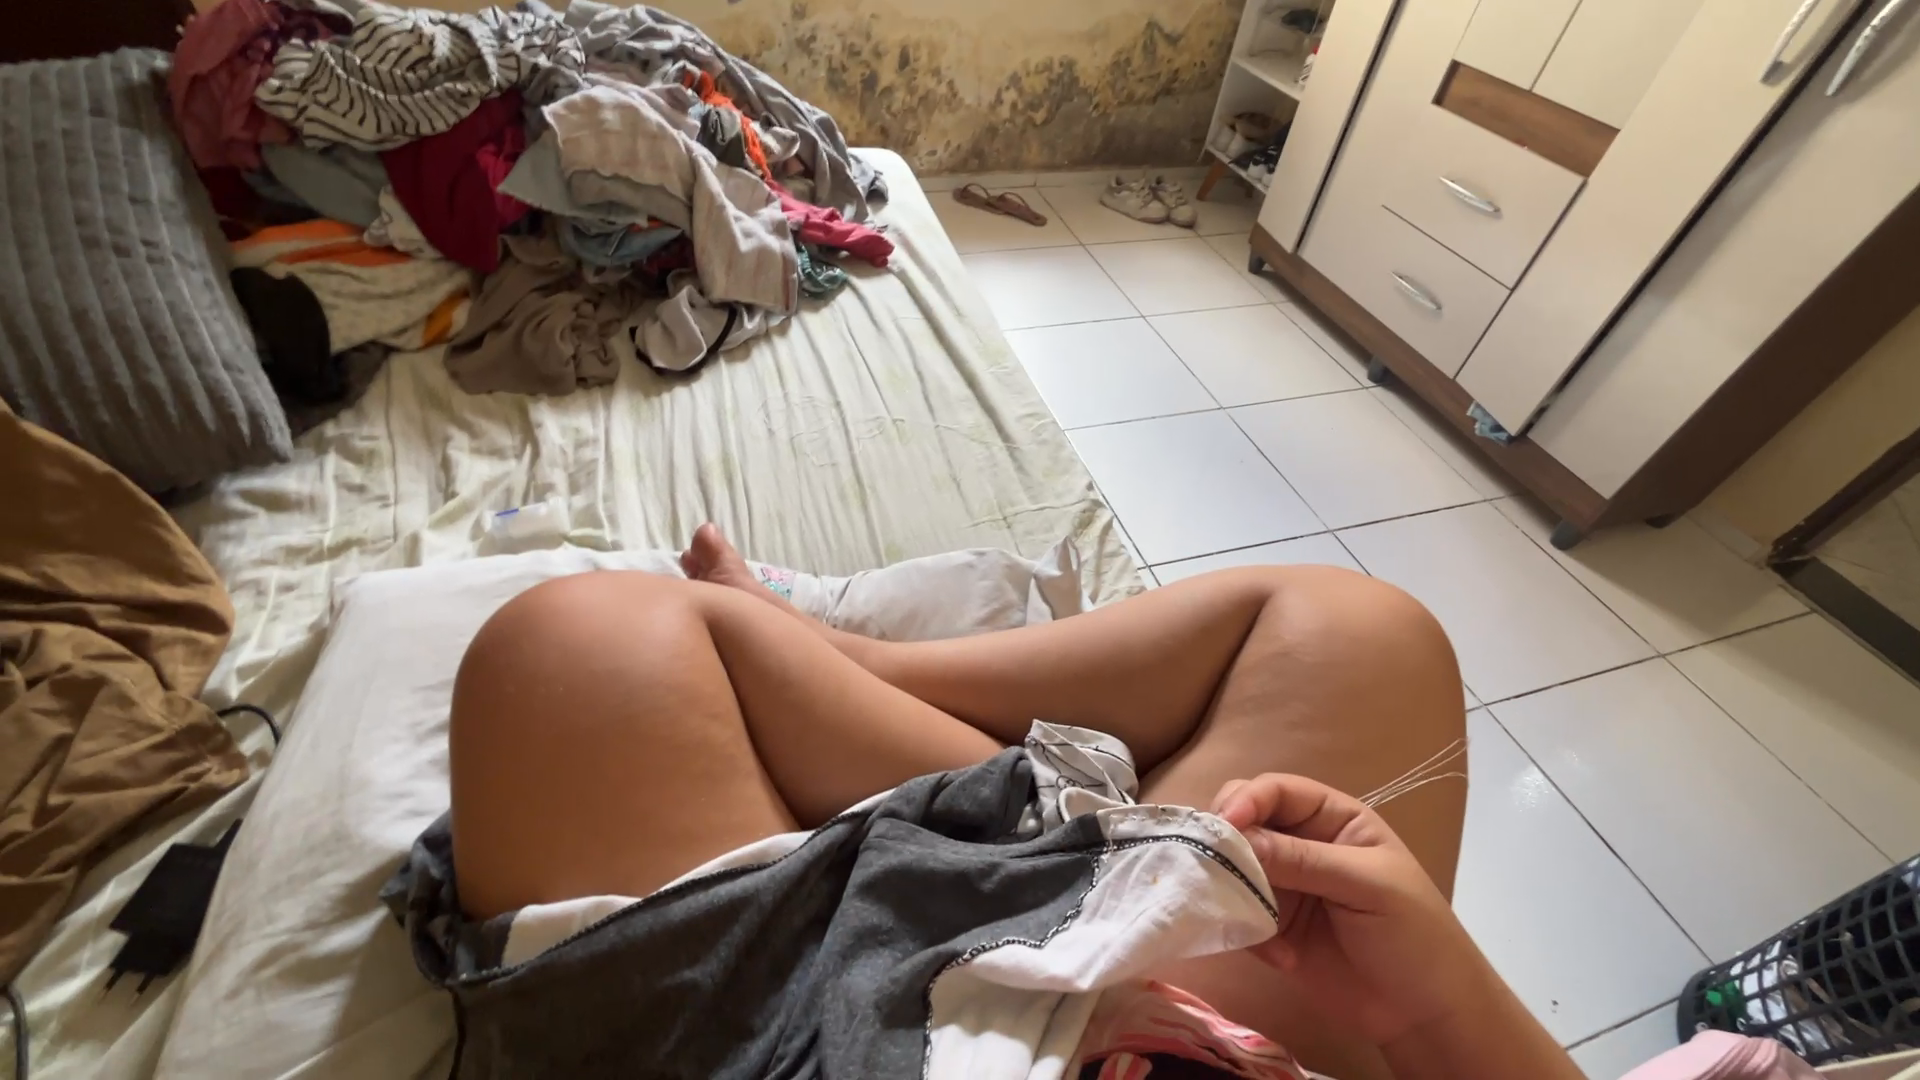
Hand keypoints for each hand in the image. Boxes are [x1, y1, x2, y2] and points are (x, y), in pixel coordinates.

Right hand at [1213, 773, 1489, 1046]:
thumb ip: (1303, 859)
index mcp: (1330, 817)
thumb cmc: (1415, 937)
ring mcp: (1282, 882)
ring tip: (1240, 913)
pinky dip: (1245, 930)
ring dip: (1229, 886)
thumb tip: (1236, 836)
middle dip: (1226, 835)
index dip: (1247, 799)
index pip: (1276, 790)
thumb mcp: (1369, 887)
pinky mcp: (1269, 923)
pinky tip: (1280, 957)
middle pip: (1243, 817)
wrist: (1428, 1020)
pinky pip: (1235, 911)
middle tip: (1214, 859)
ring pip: (1230, 863)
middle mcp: (1299, 841)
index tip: (1226, 823)